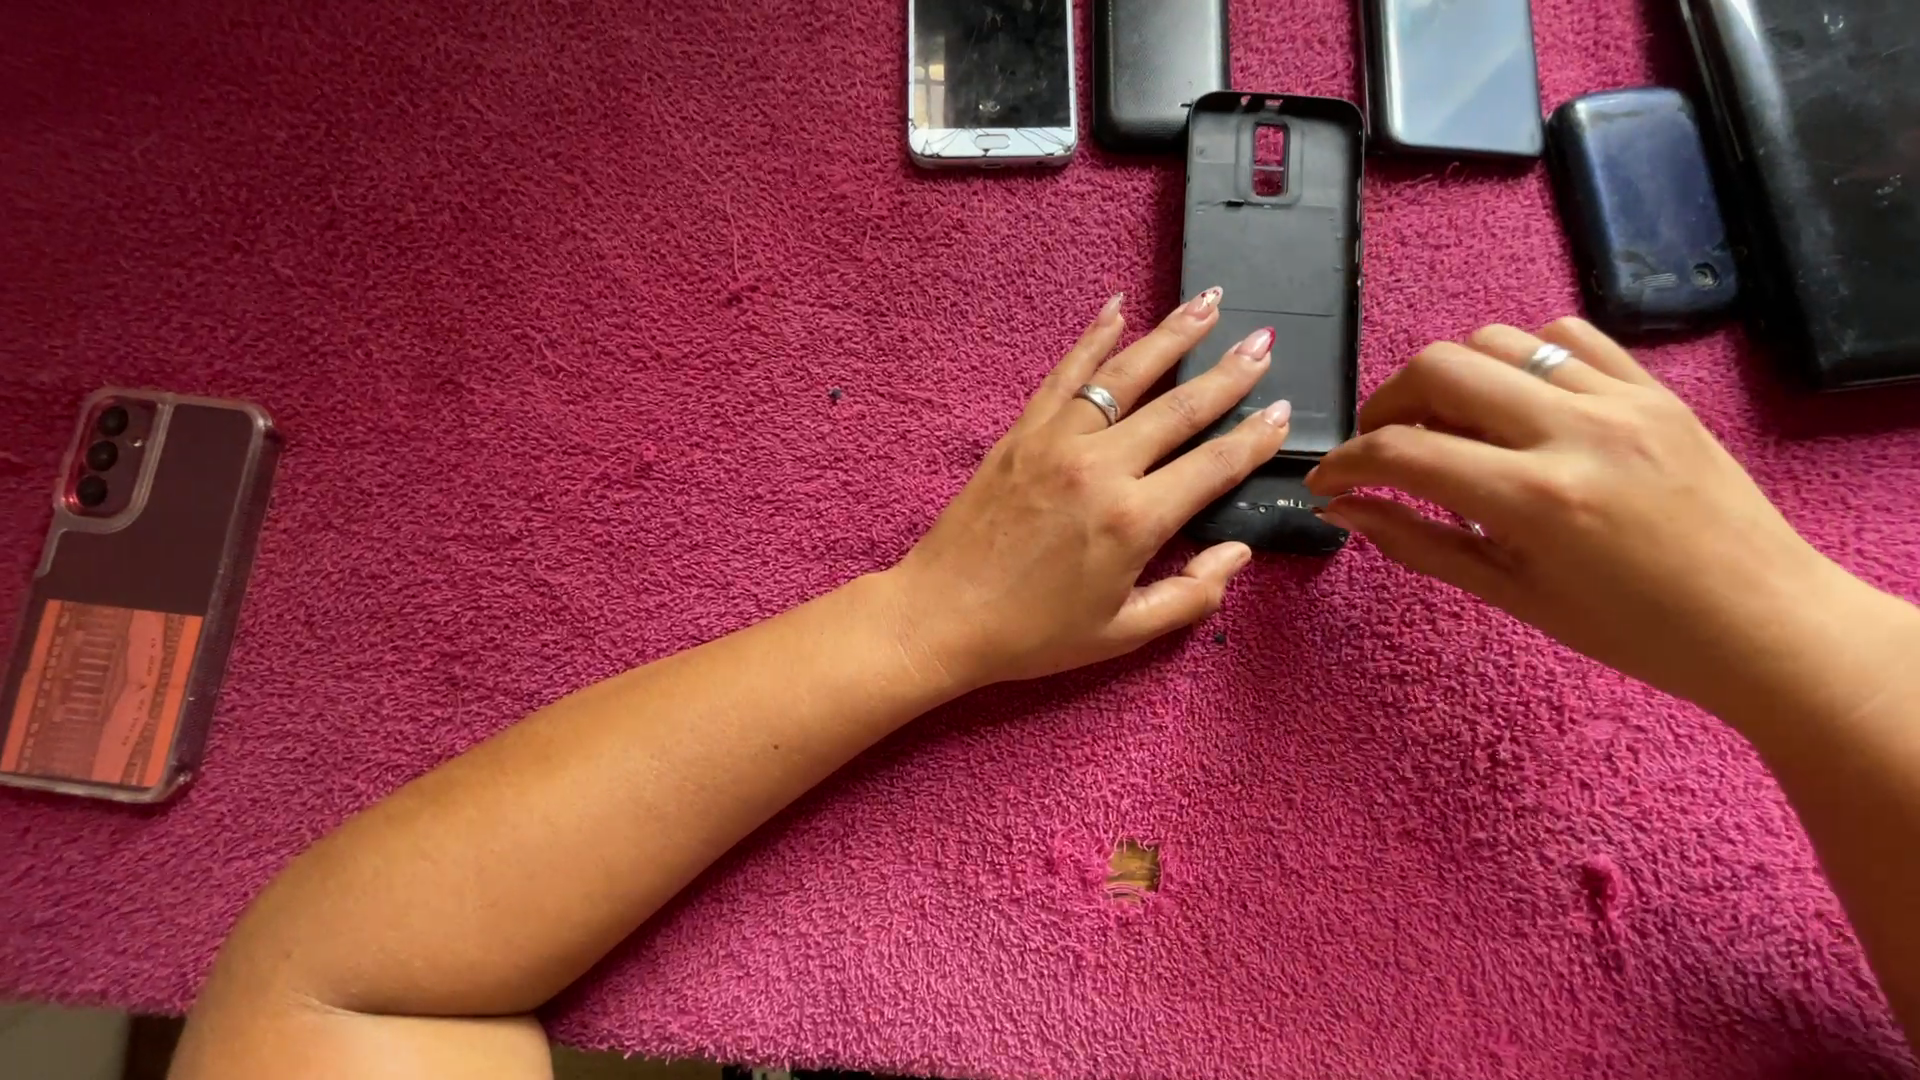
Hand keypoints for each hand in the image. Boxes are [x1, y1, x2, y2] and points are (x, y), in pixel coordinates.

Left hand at [886, 290, 1292, 687]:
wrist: (942, 615)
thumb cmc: (1032, 633)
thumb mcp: (1121, 634)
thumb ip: (1191, 597)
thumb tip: (1238, 554)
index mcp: (1134, 520)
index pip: (1214, 464)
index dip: (1257, 436)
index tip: (1284, 409)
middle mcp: (1101, 467)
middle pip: (1179, 407)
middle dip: (1228, 373)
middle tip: (1262, 342)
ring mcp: (1056, 442)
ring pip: (1125, 375)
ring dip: (1171, 336)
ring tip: (1208, 303)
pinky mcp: (1021, 434)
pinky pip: (1064, 376)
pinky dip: (1091, 339)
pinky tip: (1114, 309)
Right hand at [1304, 317, 1845, 708]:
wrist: (1766, 624)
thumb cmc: (1626, 629)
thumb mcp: (1505, 592)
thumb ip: (1413, 541)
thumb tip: (1342, 508)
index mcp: (1536, 498)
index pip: (1403, 452)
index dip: (1344, 463)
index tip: (1325, 480)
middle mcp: (1576, 431)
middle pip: (1439, 368)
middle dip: (1385, 405)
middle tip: (1381, 447)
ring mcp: (1624, 400)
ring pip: (1496, 340)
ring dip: (1448, 378)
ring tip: (1446, 425)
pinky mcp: (1656, 389)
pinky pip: (1567, 337)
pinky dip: (1518, 358)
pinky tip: (1512, 402)